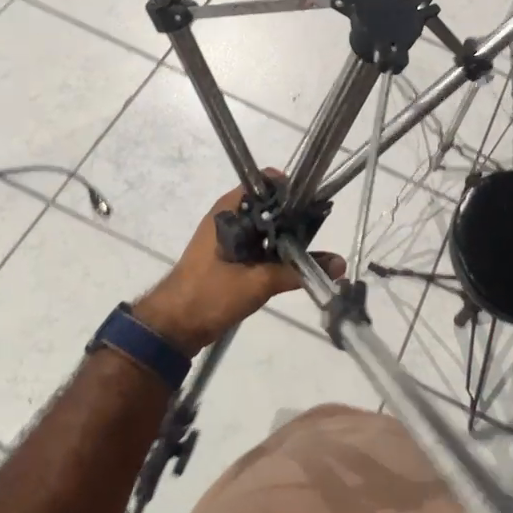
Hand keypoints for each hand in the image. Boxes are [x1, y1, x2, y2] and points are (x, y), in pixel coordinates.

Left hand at [132, 172, 347, 355]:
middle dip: (294, 217)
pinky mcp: (228, 257)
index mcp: (228, 210)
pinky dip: (275, 251)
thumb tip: (340, 265)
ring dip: (286, 237)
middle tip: (319, 232)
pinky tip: (293, 264)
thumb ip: (299, 271)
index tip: (313, 206)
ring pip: (265, 227)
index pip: (266, 183)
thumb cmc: (210, 295)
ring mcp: (226, 237)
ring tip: (313, 249)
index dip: (291, 190)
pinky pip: (258, 245)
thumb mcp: (258, 282)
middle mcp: (227, 217)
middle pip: (269, 206)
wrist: (172, 329)